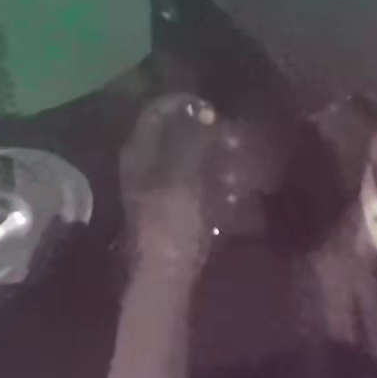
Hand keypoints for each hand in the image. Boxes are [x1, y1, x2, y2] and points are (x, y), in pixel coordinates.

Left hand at [119, 93, 224, 274]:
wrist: (166, 274)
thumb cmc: (174, 218)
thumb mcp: (186, 172)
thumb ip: (193, 137)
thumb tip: (201, 108)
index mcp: (140, 151)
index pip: (157, 111)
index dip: (184, 103)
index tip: (214, 108)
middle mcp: (142, 165)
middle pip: (172, 134)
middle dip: (203, 131)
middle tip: (231, 134)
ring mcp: (154, 188)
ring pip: (184, 158)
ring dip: (210, 156)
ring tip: (236, 161)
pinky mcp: (169, 210)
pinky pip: (192, 184)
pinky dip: (210, 180)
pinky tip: (230, 189)